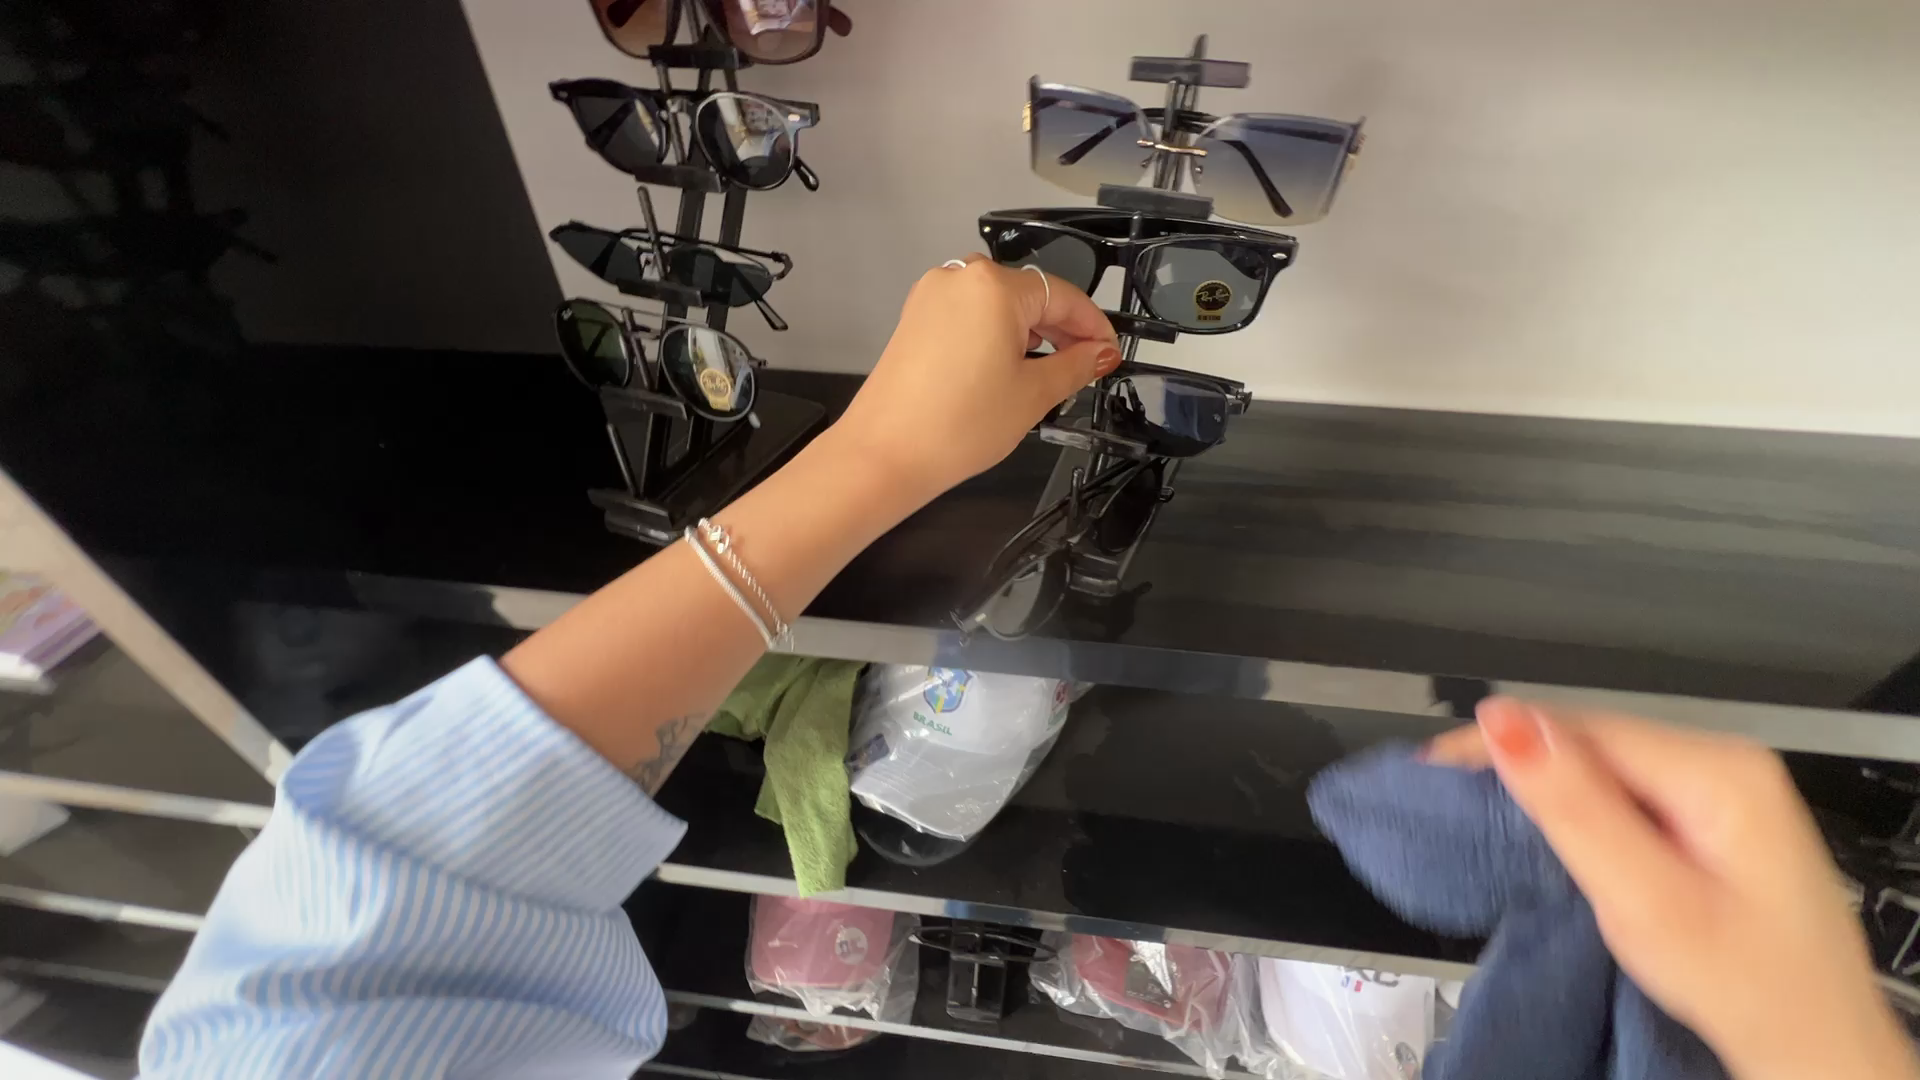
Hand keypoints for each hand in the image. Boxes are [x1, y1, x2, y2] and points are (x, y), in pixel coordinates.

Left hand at [829, 255, 1120, 501]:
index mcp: (993, 287)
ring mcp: (931, 298)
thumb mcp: (1033, 395)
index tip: (1108, 351)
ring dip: (1027, 334)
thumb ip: (1075, 366)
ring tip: (1044, 376)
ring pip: (998, 306)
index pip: (1063, 296)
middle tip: (1083, 367)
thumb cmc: (954, 426)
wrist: (885, 454)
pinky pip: (969, 317)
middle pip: (1029, 296)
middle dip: (1060, 331)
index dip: (1093, 326)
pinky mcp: (915, 320)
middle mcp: (959, 279)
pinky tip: (1005, 371)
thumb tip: (1099, 354)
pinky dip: (994, 338)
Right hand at [1427, 700, 1917, 1079]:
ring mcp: (1713, 783)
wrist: (1810, 1049)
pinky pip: (1607, 780)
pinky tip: (1544, 818)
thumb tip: (1504, 721)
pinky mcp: (1699, 807)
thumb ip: (1573, 804)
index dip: (1493, 742)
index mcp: (1718, 771)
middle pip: (1580, 737)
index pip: (1572, 727)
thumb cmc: (1744, 987)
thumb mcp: (1644, 897)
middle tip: (1451, 794)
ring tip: (1484, 805)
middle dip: (1511, 761)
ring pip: (1587, 757)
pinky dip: (1563, 798)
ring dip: (1533, 780)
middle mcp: (1721, 761)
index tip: (1433, 769)